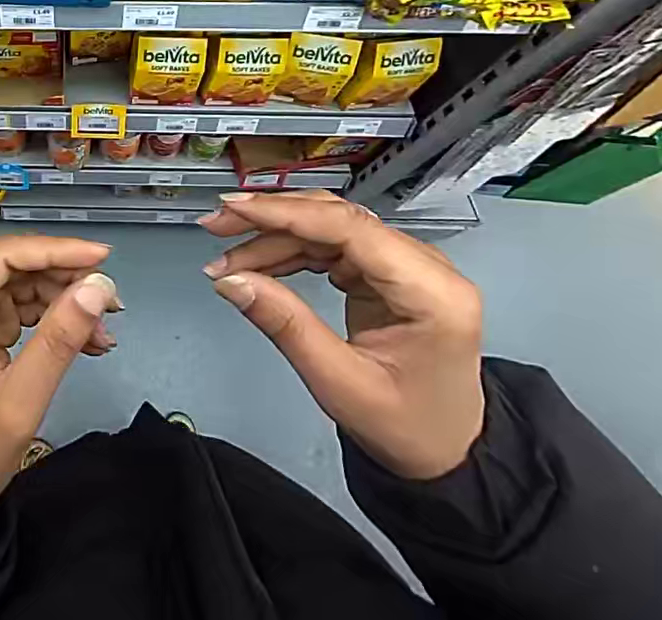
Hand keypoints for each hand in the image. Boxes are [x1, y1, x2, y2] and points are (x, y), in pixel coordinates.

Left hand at [0, 235, 121, 524]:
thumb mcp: (19, 402)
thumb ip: (58, 342)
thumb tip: (97, 288)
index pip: (3, 257)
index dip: (53, 250)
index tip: (101, 258)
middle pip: (18, 266)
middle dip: (67, 277)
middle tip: (111, 300)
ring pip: (28, 284)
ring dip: (68, 299)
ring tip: (104, 328)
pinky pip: (30, 307)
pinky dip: (61, 318)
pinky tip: (90, 338)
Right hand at [200, 191, 483, 479]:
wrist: (445, 452)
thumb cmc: (406, 426)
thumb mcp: (339, 383)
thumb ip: (285, 325)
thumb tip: (231, 281)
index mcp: (431, 291)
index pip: (349, 227)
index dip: (285, 213)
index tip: (234, 209)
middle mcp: (423, 264)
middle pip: (335, 218)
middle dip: (271, 218)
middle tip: (216, 226)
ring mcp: (405, 263)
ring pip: (326, 227)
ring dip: (273, 236)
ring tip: (226, 258)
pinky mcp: (385, 270)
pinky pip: (329, 245)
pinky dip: (288, 251)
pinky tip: (256, 264)